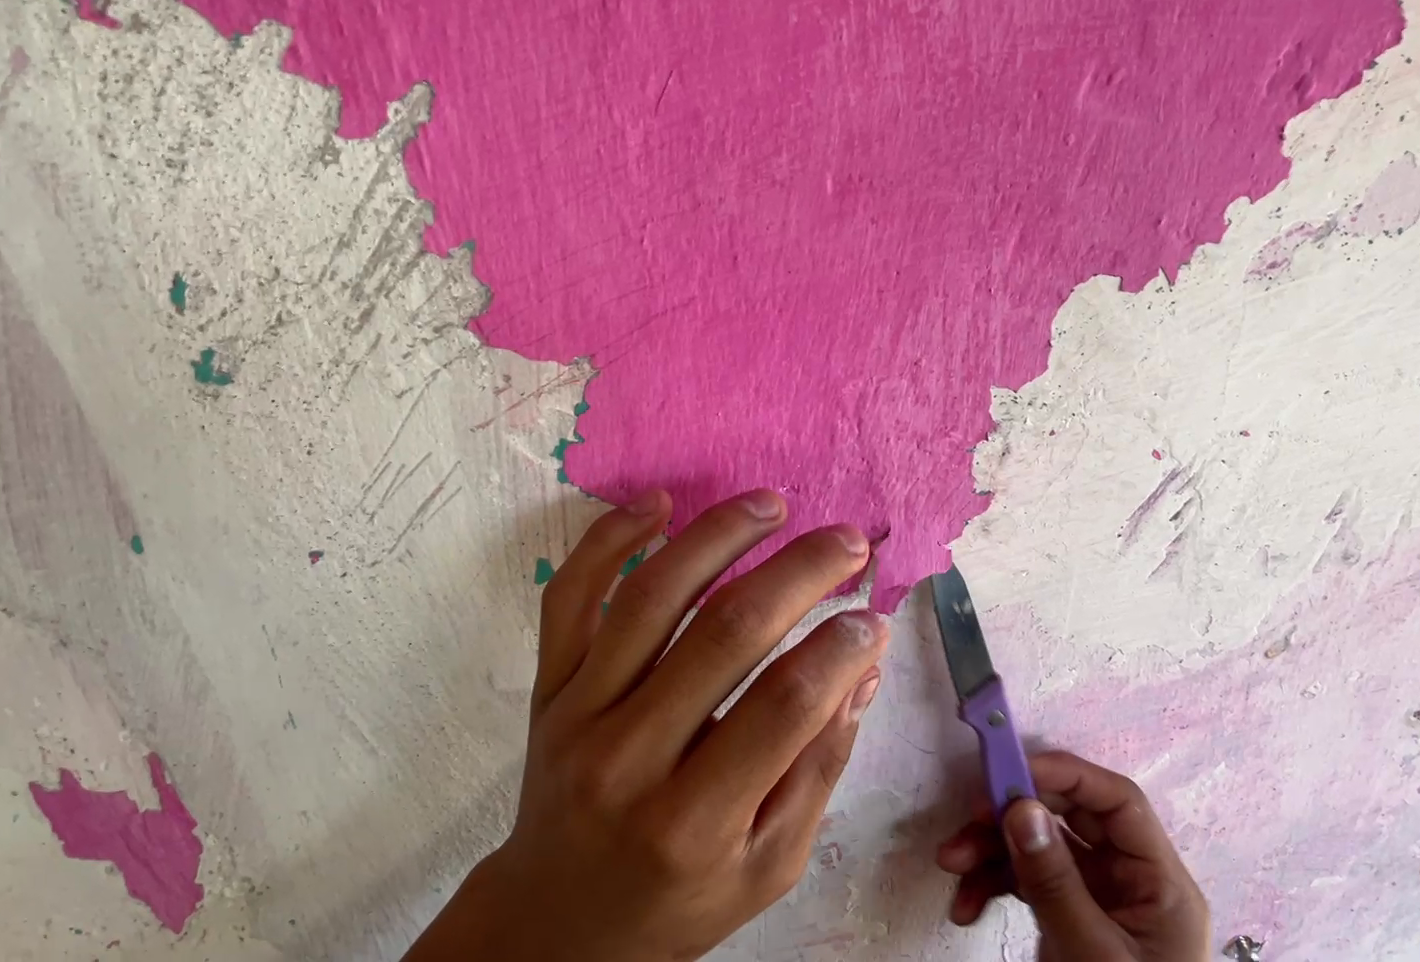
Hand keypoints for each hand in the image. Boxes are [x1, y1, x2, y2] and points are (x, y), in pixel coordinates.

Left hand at [405, 489, 888, 961]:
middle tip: (848, 542)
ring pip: (650, 598)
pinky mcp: (546, 685)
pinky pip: (570, 597)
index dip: (838, 651)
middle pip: (725, 635)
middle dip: (799, 575)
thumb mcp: (767, 865)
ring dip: (717, 537)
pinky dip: (607, 540)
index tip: (873, 616)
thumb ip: (817, 769)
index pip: (783, 709)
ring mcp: (577, 712)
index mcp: (695, 821)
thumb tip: (862, 669)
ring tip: (771, 504)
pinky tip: (657, 502)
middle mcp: (629, 758)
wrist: (557, 916)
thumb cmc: (677, 897)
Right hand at [935, 752, 1209, 961]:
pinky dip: (993, 886)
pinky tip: (965, 905)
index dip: (1066, 774)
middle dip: (1012, 817)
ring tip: (952, 867)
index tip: (1010, 769)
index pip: (1117, 802)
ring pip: (1039, 850)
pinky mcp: (1069, 919)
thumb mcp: (1088, 952)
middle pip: (1068, 821)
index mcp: (1157, 882)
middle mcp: (1129, 882)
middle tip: (967, 817)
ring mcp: (1098, 901)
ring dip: (991, 853)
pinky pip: (1027, 883)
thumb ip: (1055, 879)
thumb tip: (1022, 806)